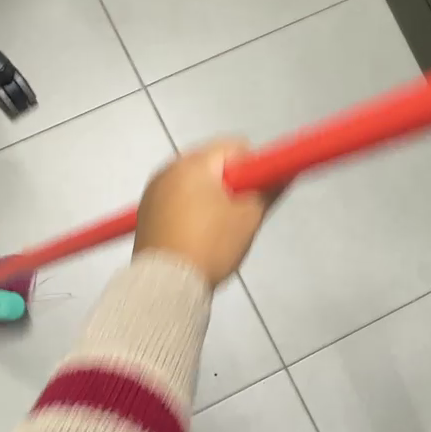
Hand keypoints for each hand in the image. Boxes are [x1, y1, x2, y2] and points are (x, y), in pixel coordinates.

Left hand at [134, 140, 276, 287]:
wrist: (166, 283)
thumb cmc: (210, 245)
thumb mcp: (249, 218)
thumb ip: (269, 190)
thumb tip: (285, 172)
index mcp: (194, 163)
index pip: (234, 147)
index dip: (253, 168)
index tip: (257, 194)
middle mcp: (169, 169)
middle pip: (212, 165)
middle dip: (230, 185)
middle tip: (239, 216)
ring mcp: (152, 191)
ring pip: (194, 185)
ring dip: (209, 200)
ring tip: (216, 232)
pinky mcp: (145, 213)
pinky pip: (176, 201)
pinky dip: (190, 212)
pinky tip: (196, 238)